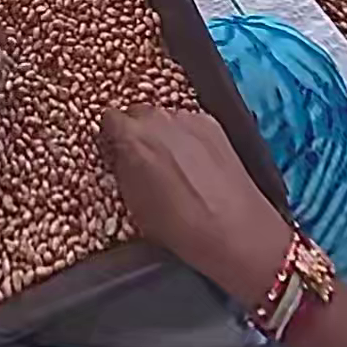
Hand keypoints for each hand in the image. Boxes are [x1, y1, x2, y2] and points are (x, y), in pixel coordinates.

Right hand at [100, 106, 290, 303]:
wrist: (238, 232)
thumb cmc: (181, 227)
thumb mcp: (134, 203)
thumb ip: (122, 168)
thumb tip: (119, 153)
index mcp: (132, 137)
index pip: (109, 118)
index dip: (112, 136)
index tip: (116, 149)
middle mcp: (157, 118)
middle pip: (137, 114)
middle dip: (136, 132)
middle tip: (145, 160)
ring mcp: (186, 117)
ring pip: (163, 117)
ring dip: (162, 133)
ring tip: (176, 164)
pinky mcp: (210, 122)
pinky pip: (187, 122)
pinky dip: (186, 135)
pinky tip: (197, 162)